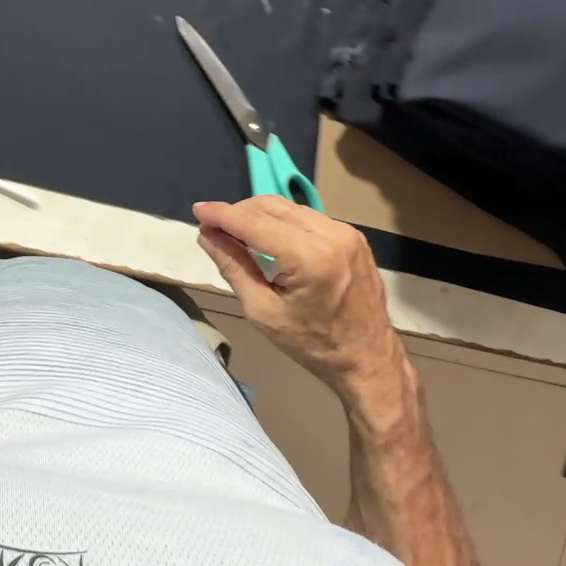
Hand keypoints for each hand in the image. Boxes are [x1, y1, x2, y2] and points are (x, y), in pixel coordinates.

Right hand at [193, 197, 409, 397]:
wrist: (367, 359)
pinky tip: (268, 238)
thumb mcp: (263, 311)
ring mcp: (346, 232)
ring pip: (290, 208)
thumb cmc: (312, 344)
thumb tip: (207, 236)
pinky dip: (282, 222)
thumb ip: (234, 267)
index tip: (197, 210)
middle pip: (272, 206)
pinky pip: (308, 217)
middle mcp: (331, 235)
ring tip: (236, 233)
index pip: (254, 223)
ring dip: (259, 215)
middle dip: (238, 212)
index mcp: (310, 258)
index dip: (222, 215)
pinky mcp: (353, 236)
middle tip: (213, 228)